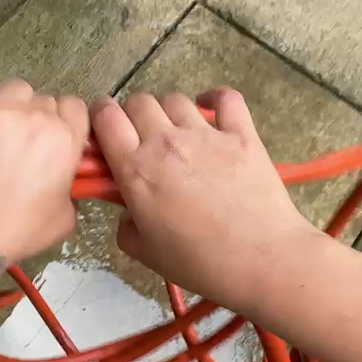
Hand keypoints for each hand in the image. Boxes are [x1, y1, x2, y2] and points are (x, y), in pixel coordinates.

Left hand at [0, 80, 90, 268]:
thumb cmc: (15, 232)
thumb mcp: (64, 218)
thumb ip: (73, 187)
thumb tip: (65, 177)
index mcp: (66, 140)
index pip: (75, 107)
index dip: (66, 121)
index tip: (54, 137)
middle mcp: (37, 117)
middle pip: (44, 100)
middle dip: (37, 119)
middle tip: (21, 145)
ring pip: (16, 89)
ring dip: (13, 105)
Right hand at [90, 89, 321, 314]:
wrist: (262, 260)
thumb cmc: (199, 263)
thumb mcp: (145, 252)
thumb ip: (125, 226)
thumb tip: (128, 212)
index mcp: (135, 169)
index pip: (105, 117)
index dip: (100, 116)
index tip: (103, 130)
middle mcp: (165, 142)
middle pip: (138, 102)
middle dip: (132, 115)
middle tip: (140, 138)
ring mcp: (205, 134)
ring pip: (174, 99)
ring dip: (168, 111)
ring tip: (175, 132)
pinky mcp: (242, 133)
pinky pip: (225, 98)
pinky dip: (214, 98)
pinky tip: (210, 110)